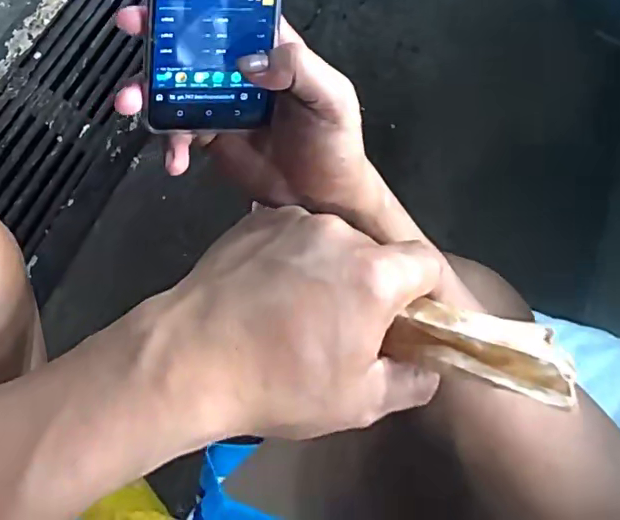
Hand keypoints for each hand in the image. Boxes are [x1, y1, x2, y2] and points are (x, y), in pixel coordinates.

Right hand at [113, 7, 414, 240]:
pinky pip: (178, 129)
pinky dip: (168, 142)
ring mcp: (223, 101)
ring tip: (130, 102)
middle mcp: (243, 69)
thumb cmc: (337, 141)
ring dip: (147, 90)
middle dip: (158, 32)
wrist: (323, 198)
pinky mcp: (211, 133)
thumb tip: (252, 59)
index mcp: (273, 49)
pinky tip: (174, 157)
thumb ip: (298, 69)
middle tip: (133, 24)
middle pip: (194, 42)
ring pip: (175, 85)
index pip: (236, 13)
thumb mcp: (331, 97)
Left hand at [150, 206, 443, 440]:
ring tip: (296, 306)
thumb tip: (427, 368)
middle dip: (370, 283)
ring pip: (332, 241)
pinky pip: (294, 233)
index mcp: (373, 274)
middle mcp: (339, 233)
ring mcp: (296, 220)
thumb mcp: (355, 402)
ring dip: (328, 267)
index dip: (425, 288)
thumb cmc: (279, 383)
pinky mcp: (261, 218)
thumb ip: (407, 381)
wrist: (192, 355)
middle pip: (375, 252)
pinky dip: (292, 254)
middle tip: (343, 322)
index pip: (425, 262)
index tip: (410, 314)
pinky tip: (267, 288)